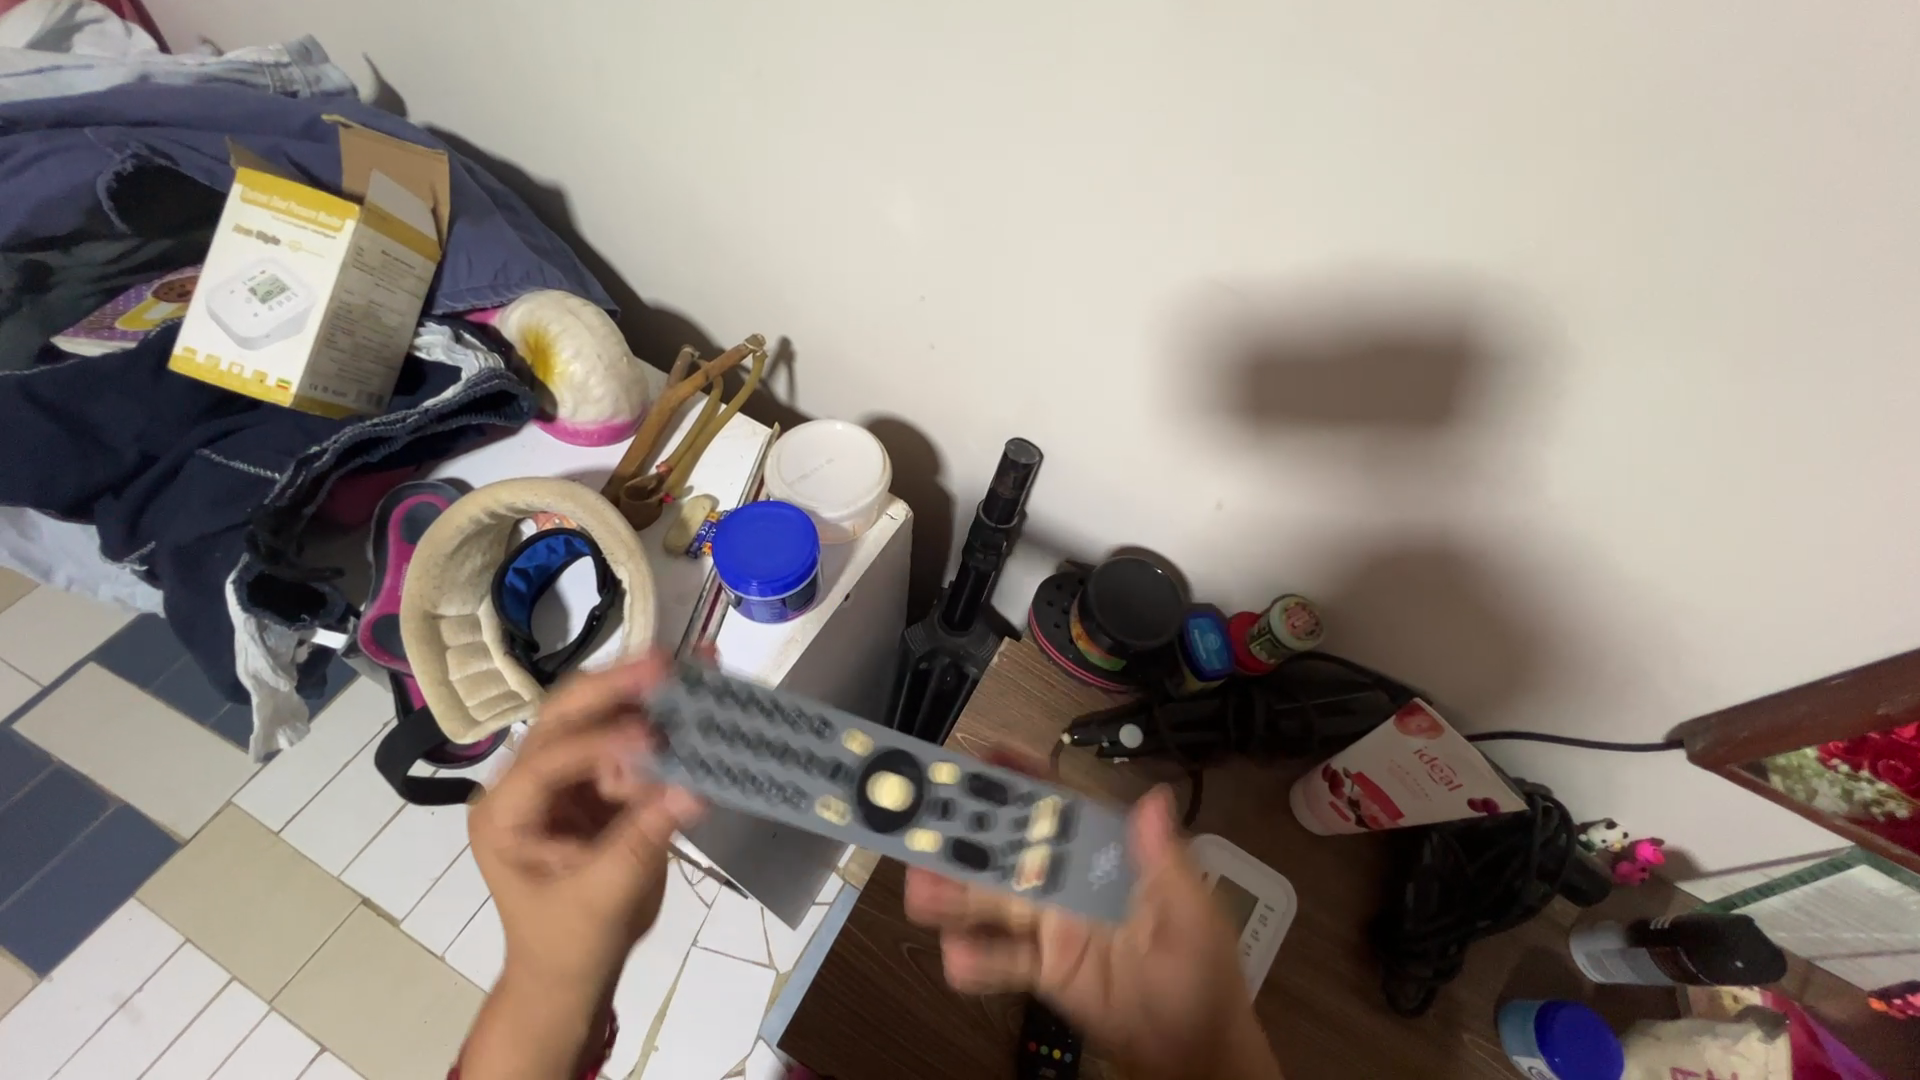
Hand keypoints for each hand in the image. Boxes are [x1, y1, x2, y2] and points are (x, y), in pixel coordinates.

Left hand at [469, 653, 705, 992]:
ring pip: (600, 711)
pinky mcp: (604, 773)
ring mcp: (568, 771)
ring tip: (687, 665)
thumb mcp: (602, 900)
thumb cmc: (571, 941)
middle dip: (615, 687)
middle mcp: (530, 779)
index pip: (549, 760)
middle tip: (665, 664)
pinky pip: (632, 730)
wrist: (575, 966)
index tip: (653, 738)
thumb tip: (694, 790)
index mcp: (507, 812)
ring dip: (643, 689)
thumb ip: (642, 840)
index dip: (600, 743)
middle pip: (567, 714)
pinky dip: (662, 709)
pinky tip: (695, 683)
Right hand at [905, 786, 1281, 1079]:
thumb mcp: (1194, 911)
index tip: (984, 755)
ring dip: (957, 890)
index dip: (1024, 776)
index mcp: (1106, 854)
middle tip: (925, 822)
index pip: (1060, 805)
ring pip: (997, 899)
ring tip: (920, 887)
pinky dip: (977, 957)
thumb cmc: (1200, 972)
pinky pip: (1004, 958)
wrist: (1193, 1052)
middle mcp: (1070, 880)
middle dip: (970, 833)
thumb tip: (1153, 799)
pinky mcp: (1043, 968)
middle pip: (1014, 848)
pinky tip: (953, 956)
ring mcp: (1052, 924)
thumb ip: (1167, 859)